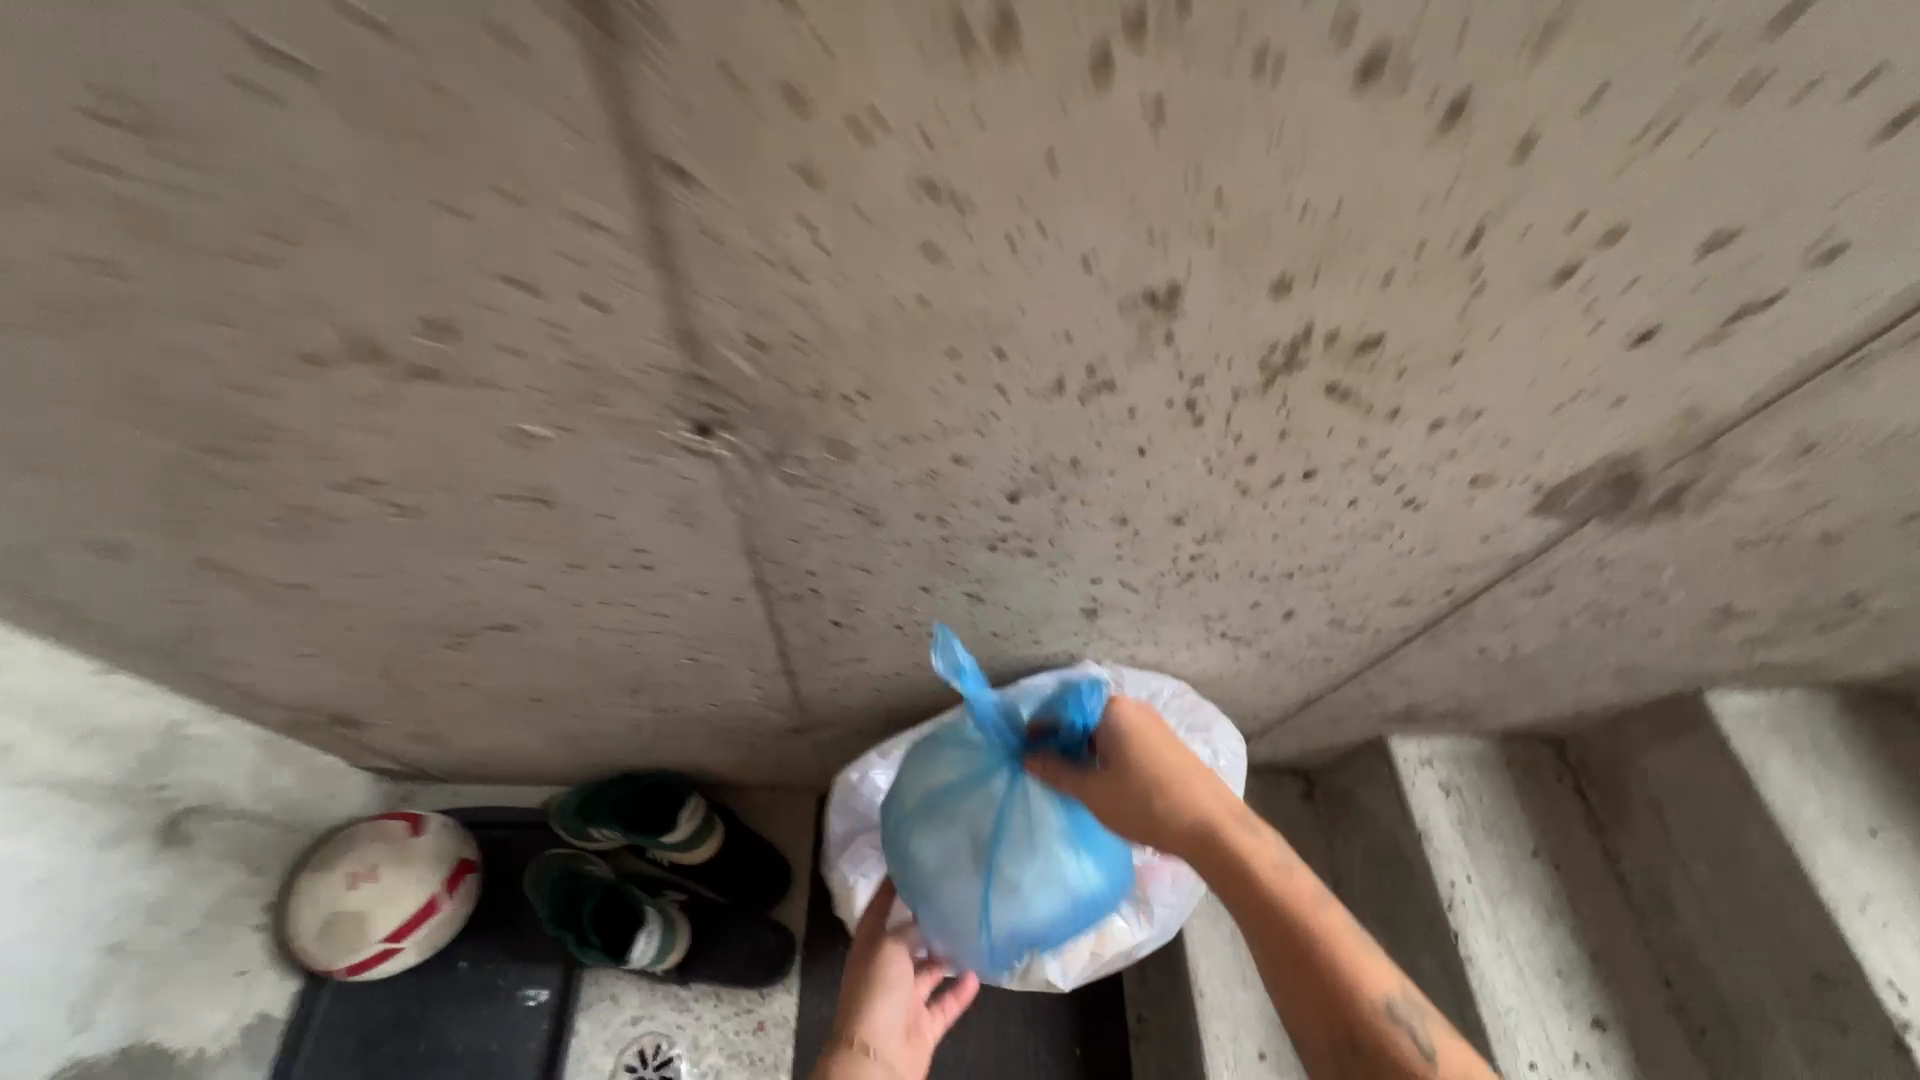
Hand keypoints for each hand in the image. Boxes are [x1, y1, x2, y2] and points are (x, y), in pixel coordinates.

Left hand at [815, 879, 979, 1079]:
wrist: (877, 1059)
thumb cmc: (876, 994)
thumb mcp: (889, 949)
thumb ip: (908, 931)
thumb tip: (924, 922)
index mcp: (869, 950)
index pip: (878, 912)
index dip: (888, 891)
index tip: (905, 867)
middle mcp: (885, 972)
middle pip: (907, 943)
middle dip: (925, 925)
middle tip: (952, 900)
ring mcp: (904, 1001)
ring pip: (929, 973)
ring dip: (947, 957)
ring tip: (970, 934)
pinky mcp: (924, 1026)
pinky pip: (945, 1004)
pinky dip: (960, 991)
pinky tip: (977, 974)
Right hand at [1025, 695, 1239, 859]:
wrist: (1212, 827)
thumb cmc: (1144, 803)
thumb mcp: (1091, 791)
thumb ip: (1055, 770)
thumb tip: (1028, 756)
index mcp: (1111, 709)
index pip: (1063, 707)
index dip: (1040, 728)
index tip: (1024, 751)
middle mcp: (1132, 708)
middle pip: (1085, 716)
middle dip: (1062, 739)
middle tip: (1043, 768)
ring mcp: (1152, 726)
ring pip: (1105, 731)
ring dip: (1084, 750)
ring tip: (1069, 779)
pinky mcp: (1165, 745)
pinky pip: (1124, 742)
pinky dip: (1105, 756)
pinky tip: (1100, 782)